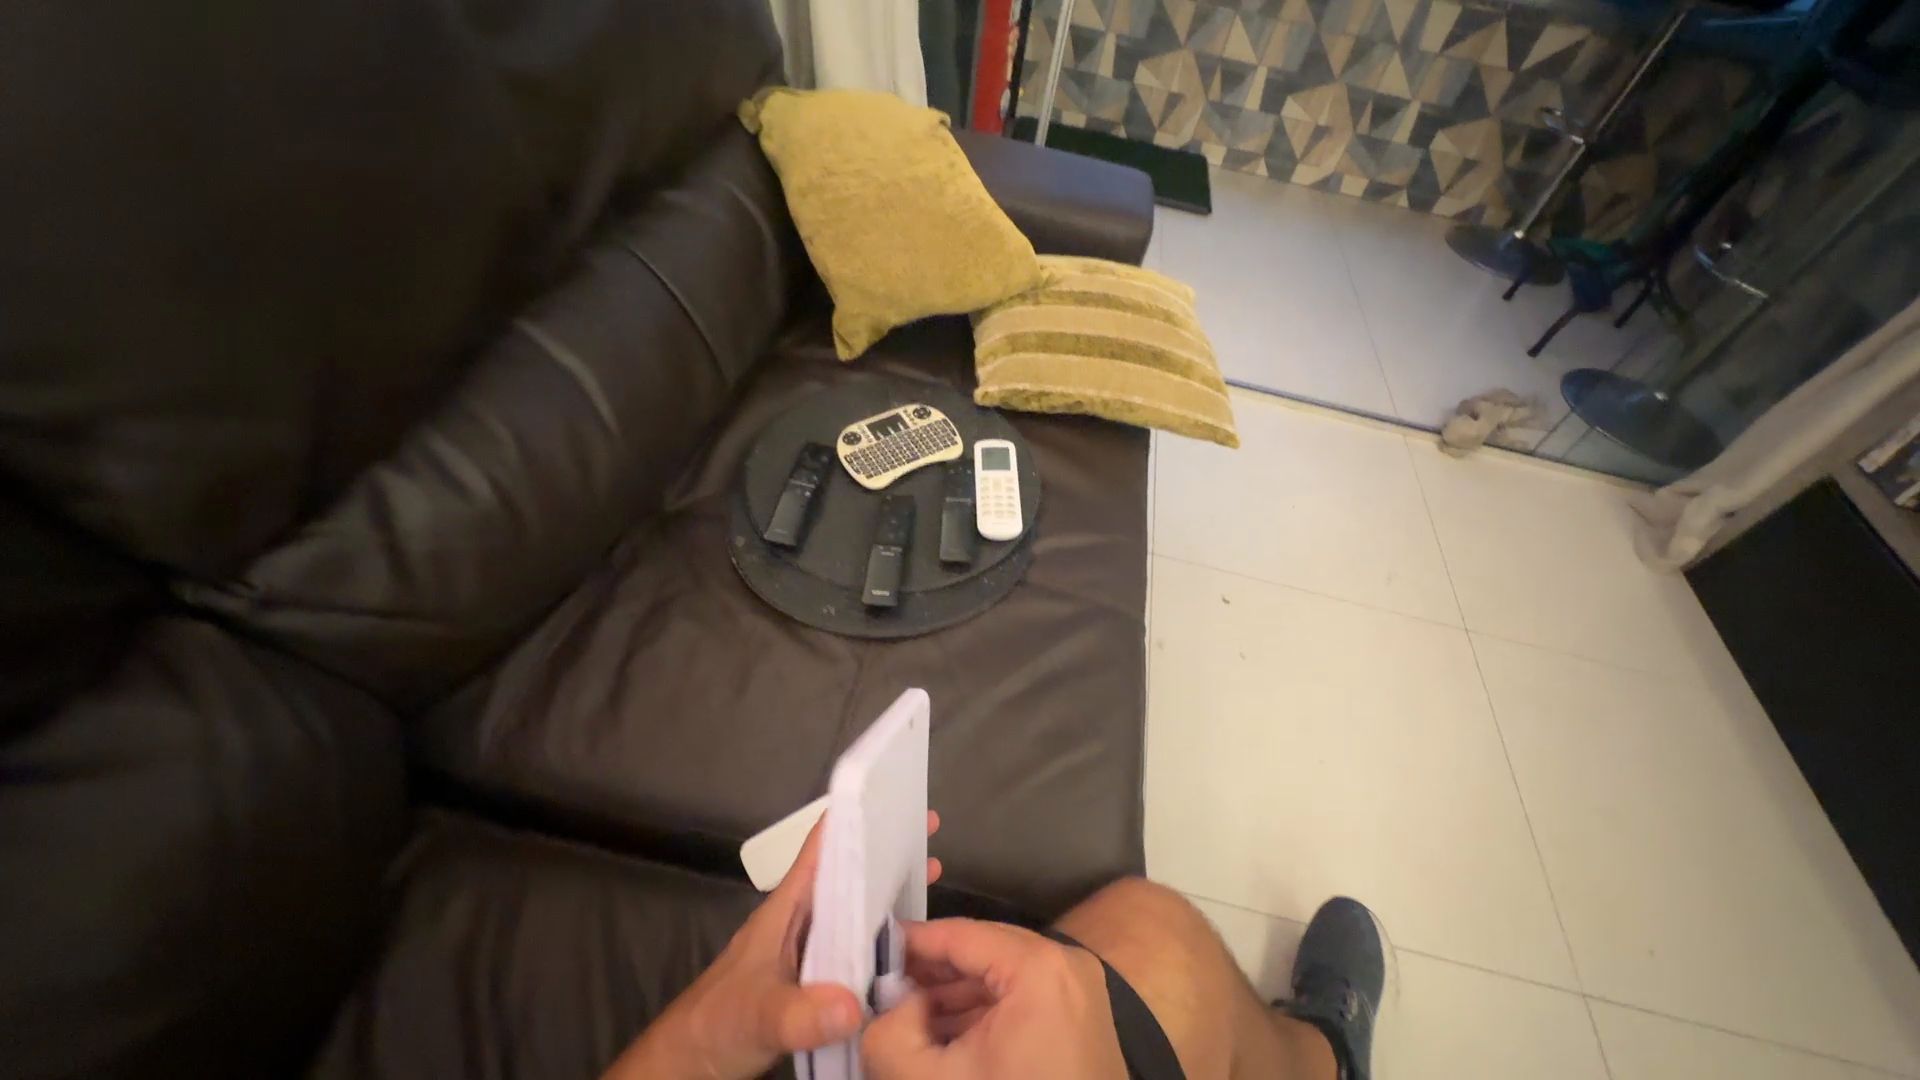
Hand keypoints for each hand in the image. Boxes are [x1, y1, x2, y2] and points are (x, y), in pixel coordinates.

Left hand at [605, 811, 941, 1079]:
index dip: (853, 819)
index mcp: (787, 907)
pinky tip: (910, 937)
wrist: (691, 1063)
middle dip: (884, 847)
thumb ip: (801, 1013)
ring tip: (929, 873)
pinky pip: (855, 941)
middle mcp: (802, 917)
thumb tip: (853, 1006)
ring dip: (887, 887)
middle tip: (926, 830)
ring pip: (853, 905)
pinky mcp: (815, 975)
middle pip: (846, 870)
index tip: (892, 798)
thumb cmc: (718, 1024)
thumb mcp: (760, 1017)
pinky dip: (883, 931)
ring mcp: (808, 945)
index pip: (821, 849)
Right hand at [861, 919, 1127, 1079]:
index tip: (874, 950)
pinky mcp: (1082, 1014)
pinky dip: (983, 1008)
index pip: (961, 934)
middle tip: (883, 984)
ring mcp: (1079, 987)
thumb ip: (891, 1035)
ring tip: (905, 1010)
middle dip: (931, 969)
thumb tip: (891, 1003)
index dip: (913, 941)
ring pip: (1000, 972)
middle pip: (982, 949)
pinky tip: (944, 1029)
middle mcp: (1065, 962)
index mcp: (1037, 966)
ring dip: (953, 990)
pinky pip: (1022, 994)